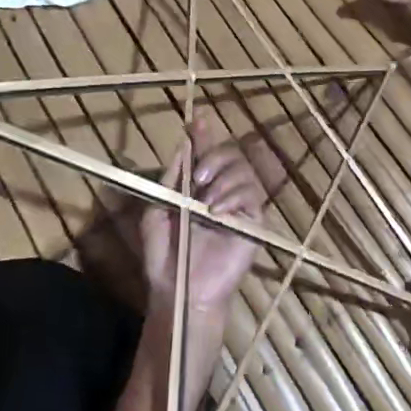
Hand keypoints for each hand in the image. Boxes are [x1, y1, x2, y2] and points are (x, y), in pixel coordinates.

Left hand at [142, 119, 281, 313]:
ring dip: (223, 180)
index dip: (203, 136)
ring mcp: (240, 205)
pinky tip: (218, 212)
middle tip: (198, 178)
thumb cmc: (166, 258)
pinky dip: (234, 197)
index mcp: (197, 189)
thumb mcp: (156, 214)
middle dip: (214, 158)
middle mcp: (222, 191)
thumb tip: (182, 146)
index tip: (198, 119)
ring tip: (206, 203)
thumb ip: (170, 181)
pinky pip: (252, 194)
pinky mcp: (254, 219)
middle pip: (230, 155)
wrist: (182, 290)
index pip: (204, 154)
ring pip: (244, 171)